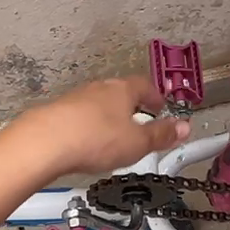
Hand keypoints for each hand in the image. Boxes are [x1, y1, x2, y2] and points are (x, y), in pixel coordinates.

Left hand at [5, 76, 190, 176]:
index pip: (144, 86)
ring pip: (97, 104)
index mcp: (122, 90)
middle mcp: (98, 89)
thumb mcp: (138, 143)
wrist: (45, 142)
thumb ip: (162, 135)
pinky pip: (78, 118)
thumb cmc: (95, 138)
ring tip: (114, 135)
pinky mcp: (56, 114)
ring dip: (108, 116)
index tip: (160, 105)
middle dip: (130, 106)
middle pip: (119, 93)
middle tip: (139, 120)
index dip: (154, 96)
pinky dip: (87, 127)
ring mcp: (75, 99)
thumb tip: (184, 128)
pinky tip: (87, 143)